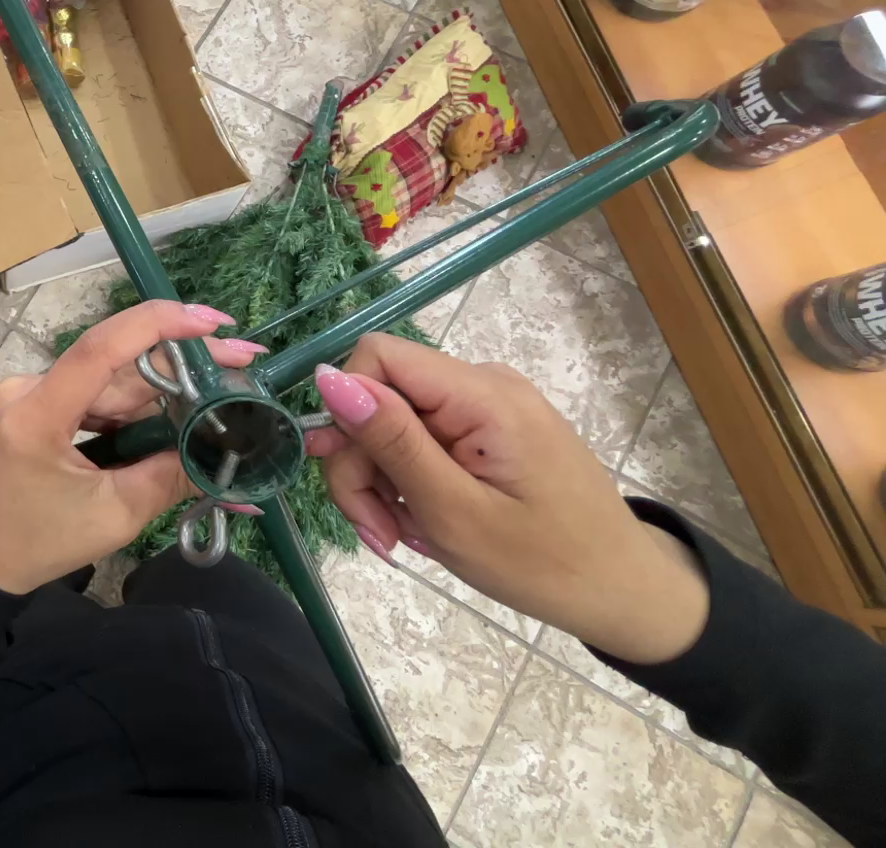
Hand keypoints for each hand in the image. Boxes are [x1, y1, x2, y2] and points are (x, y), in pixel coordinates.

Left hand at [0, 300, 266, 594]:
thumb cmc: (41, 541)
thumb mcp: (115, 515)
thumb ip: (170, 475)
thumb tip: (226, 450)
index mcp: (37, 414)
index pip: (99, 349)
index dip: (157, 326)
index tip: (211, 322)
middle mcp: (29, 390)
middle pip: (115, 364)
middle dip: (181, 362)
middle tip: (244, 359)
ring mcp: (31, 394)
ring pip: (111, 379)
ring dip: (165, 383)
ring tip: (225, 383)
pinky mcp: (39, 405)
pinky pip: (97, 395)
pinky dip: (138, 403)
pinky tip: (182, 404)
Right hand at [309, 334, 708, 664]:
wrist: (626, 596)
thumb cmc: (544, 563)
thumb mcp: (453, 510)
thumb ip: (390, 439)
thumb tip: (327, 378)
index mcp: (482, 396)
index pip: (376, 357)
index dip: (347, 408)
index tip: (350, 472)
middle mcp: (480, 385)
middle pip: (376, 398)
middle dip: (359, 465)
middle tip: (376, 529)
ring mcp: (482, 408)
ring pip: (387, 424)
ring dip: (376, 482)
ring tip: (398, 534)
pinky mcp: (481, 430)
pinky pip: (414, 440)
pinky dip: (401, 481)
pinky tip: (415, 520)